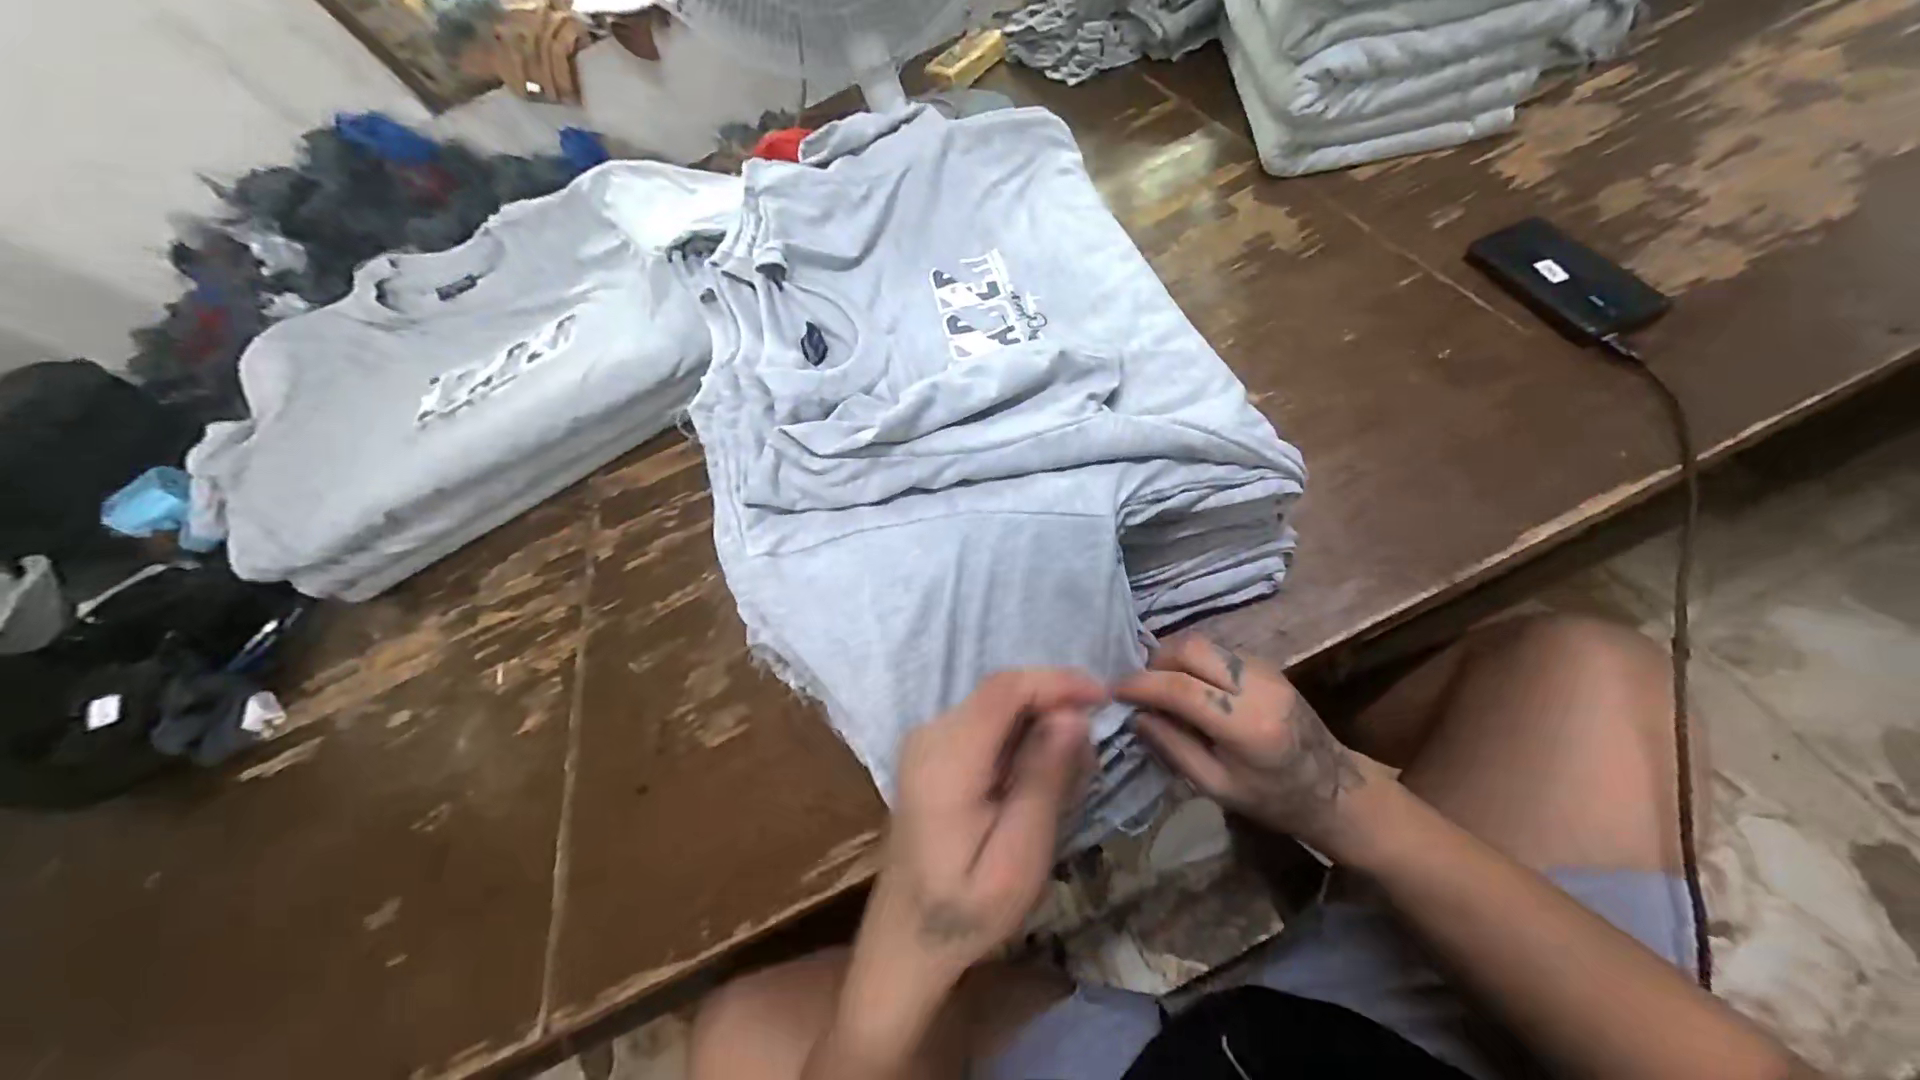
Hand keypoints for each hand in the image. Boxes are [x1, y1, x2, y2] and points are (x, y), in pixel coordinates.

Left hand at [862, 669, 1102, 988]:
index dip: (1057, 681)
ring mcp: (926, 740)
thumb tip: (1073, 715)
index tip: (1105, 697)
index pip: (1004, 689)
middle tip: (1091, 755)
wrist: (907, 937)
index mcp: (946, 759)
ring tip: (1068, 777)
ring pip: (997, 705)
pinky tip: (1035, 780)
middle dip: (1054, 705)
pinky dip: (1020, 738)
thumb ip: (1044, 780)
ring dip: (1040, 724)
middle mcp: (930, 735)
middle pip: (1002, 693)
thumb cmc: (966, 910)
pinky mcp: (933, 751)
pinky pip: (986, 724)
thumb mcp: (1019, 857)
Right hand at [1115, 634, 1370, 846]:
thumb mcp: (1215, 787)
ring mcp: (1265, 669)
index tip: (1114, 690)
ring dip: (1172, 659)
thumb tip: (1135, 714)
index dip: (1140, 684)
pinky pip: (1216, 650)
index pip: (1180, 687)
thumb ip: (1172, 746)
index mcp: (1246, 725)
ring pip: (1202, 643)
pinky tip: (1188, 686)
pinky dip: (1192, 662)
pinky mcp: (1267, 664)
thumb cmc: (1273, 800)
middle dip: (1155, 661)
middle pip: (1190, 647)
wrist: (1337, 789)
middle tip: (1140, 686)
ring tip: (1161, 688)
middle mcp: (1257, 685)